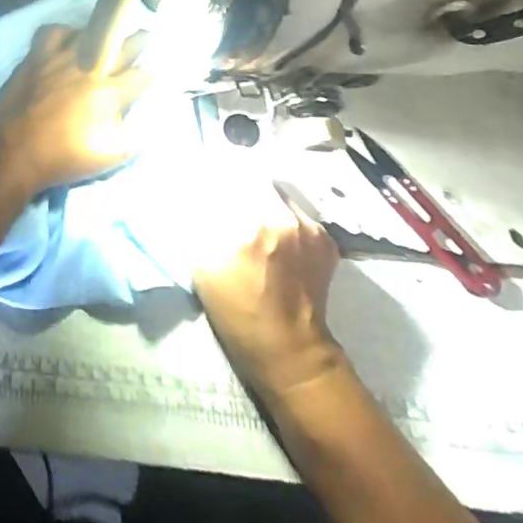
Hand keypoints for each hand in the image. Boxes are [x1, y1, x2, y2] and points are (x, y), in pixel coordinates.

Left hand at [0, 25, 149, 195]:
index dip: (148, 75)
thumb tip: (141, 123)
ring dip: (103, 34)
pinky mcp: (36, 57)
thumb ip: (131, 138)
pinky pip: (52, 32)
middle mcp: (88, 68)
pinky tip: (67, 39)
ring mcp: (60, 58)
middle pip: (121, 46)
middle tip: (144, 39)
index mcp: (109, 93)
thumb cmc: (62, 158)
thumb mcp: (109, 157)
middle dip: (138, 42)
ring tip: (105, 40)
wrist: (14, 152)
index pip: (141, 76)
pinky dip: (64, 32)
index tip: (149, 76)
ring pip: (89, 32)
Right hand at [193, 185, 344, 394]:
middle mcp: (288, 217)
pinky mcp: (325, 241)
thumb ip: (202, 223)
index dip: (214, 171)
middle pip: (256, 182)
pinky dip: (280, 216)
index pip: (231, 175)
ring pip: (277, 195)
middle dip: (237, 183)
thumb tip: (196, 196)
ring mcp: (312, 229)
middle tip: (222, 190)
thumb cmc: (237, 310)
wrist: (289, 351)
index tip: (201, 172)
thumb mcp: (202, 264)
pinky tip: (269, 230)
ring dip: (260, 198)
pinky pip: (295, 214)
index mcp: (255, 221)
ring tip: (246, 211)